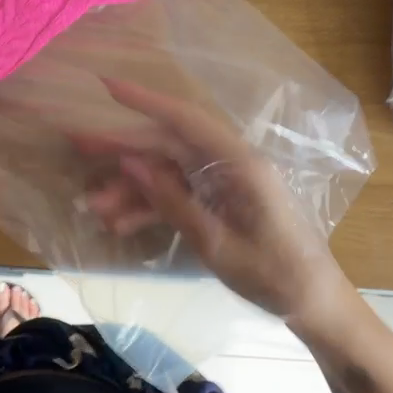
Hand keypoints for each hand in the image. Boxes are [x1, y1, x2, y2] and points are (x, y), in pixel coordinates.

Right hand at [81, 79, 355, 329]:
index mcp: (239, 164)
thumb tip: (130, 162)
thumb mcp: (217, 244)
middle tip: (77, 146)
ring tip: (95, 209)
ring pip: (166, 172)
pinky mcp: (218, 201)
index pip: (185, 120)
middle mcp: (229, 164)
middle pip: (167, 145)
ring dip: (131, 188)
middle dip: (122, 149)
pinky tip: (119, 223)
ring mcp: (223, 182)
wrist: (315, 305)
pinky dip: (149, 206)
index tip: (107, 87)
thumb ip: (173, 201)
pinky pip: (176, 193)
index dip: (145, 101)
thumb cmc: (275, 274)